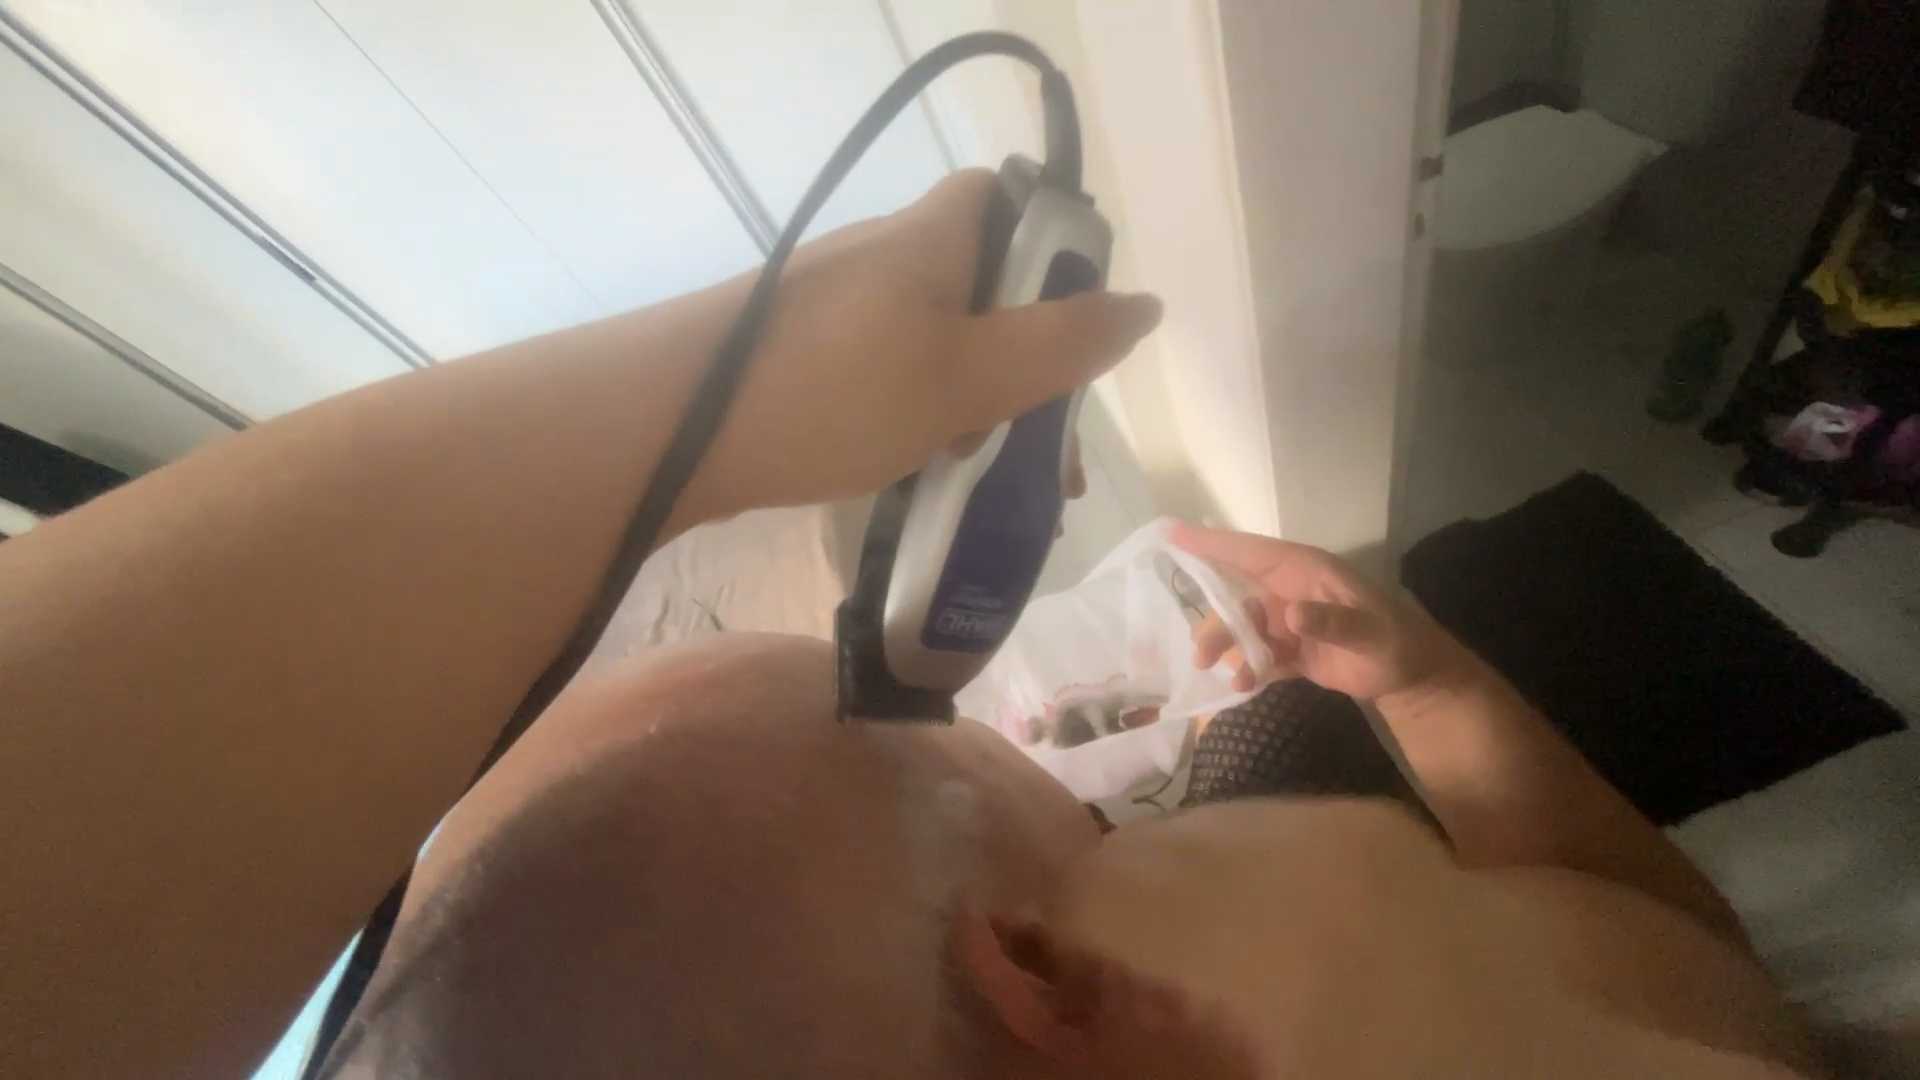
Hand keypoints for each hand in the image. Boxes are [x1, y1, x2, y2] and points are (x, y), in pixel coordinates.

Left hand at [695, 170, 1160, 515]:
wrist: (678, 431)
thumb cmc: (836, 391)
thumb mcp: (968, 372)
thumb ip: (1061, 343)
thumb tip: (1144, 306)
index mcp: (937, 239)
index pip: (1020, 209)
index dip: (1061, 267)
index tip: (1077, 345)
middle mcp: (894, 262)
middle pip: (992, 296)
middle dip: (1036, 374)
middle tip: (1055, 458)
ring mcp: (850, 313)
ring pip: (948, 350)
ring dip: (989, 412)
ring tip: (1011, 489)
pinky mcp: (817, 361)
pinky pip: (902, 381)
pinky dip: (935, 423)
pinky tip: (941, 476)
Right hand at [1172, 524, 1459, 701]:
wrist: (1414, 677)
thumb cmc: (1397, 642)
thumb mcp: (1371, 631)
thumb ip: (1334, 621)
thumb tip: (1289, 614)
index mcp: (1301, 572)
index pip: (1247, 552)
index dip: (1208, 543)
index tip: (1170, 535)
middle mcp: (1285, 592)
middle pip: (1235, 597)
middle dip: (1215, 622)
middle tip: (1199, 651)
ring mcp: (1283, 622)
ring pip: (1240, 630)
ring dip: (1227, 649)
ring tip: (1221, 672)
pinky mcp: (1286, 650)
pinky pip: (1255, 656)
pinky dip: (1246, 670)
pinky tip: (1243, 686)